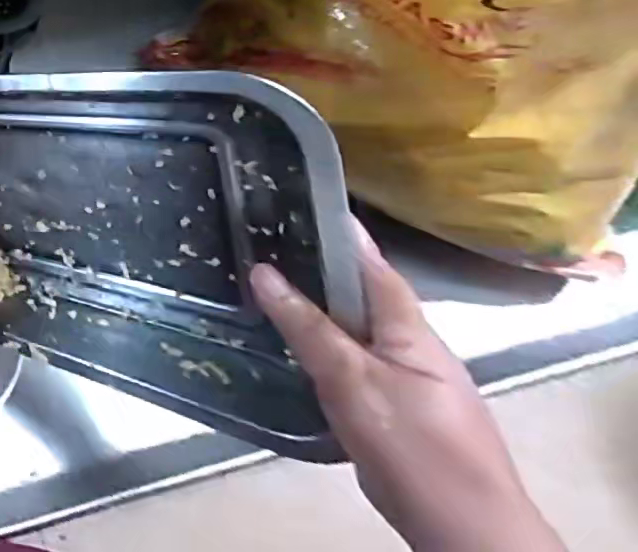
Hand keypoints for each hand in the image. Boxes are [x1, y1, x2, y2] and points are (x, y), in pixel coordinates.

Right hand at [251, 218, 564, 551]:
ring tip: (256, 273)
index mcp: (411, 333)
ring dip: (306, 297)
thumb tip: (262, 270)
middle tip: (260, 232)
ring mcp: (398, 375)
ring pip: (345, 322)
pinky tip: (277, 328)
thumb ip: (306, 324)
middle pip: (356, 292)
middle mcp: (408, 346)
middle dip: (313, 261)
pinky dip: (308, 331)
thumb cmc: (414, 444)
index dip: (344, 234)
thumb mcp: (352, 379)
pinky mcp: (382, 399)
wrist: (460, 528)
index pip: (374, 268)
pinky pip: (339, 350)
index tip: (306, 198)